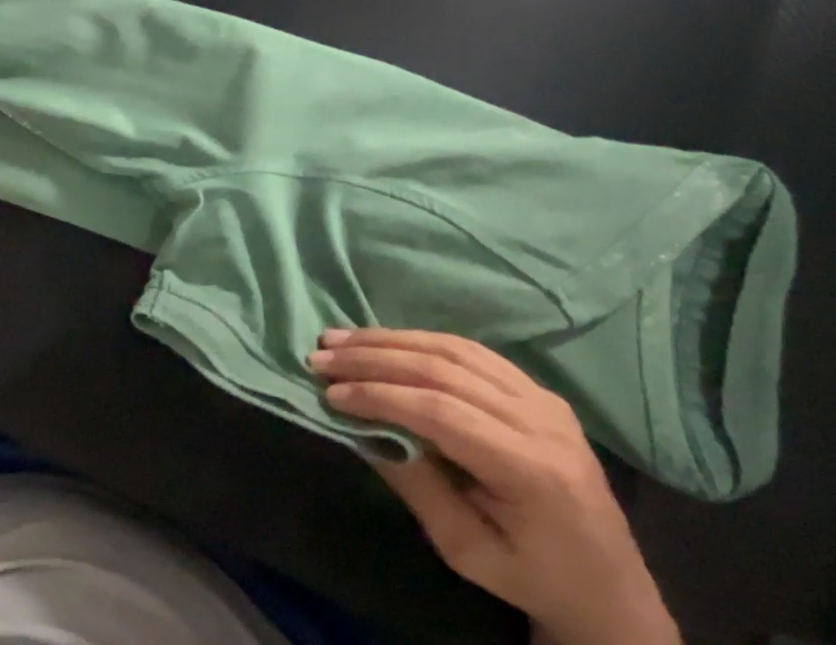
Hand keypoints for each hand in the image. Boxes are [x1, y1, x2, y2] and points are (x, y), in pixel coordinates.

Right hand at [313, 329, 678, 644]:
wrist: (608, 588)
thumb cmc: (529, 576)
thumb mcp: (463, 547)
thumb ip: (415, 485)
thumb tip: (361, 429)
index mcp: (531, 469)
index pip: (441, 410)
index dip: (379, 395)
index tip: (329, 393)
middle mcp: (544, 423)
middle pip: (446, 370)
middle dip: (373, 358)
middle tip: (320, 356)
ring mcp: (546, 403)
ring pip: (457, 350)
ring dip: (390, 341)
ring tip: (339, 339)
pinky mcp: (541, 395)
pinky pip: (474, 353)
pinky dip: (421, 341)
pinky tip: (385, 342)